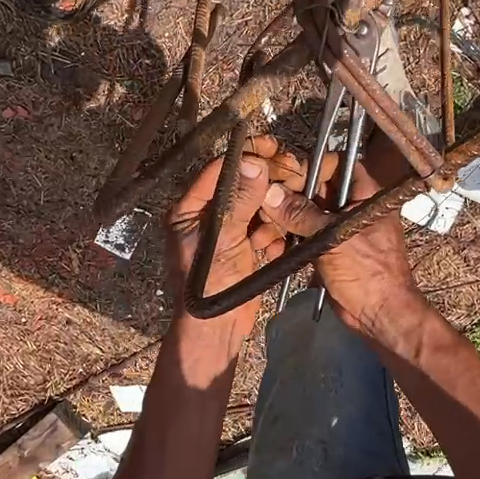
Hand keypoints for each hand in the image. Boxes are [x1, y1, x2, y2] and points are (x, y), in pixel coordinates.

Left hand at [165, 134, 298, 344]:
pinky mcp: (242, 252)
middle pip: (240, 187)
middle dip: (265, 183)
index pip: (218, 171)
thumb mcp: (223, 238)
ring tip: (282, 217)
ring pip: (254, 208)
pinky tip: (277, 244)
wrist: (215, 331)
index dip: (245, 157)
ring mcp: (225, 235)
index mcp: (188, 211)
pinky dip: (273, 235)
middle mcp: (205, 219)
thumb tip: (254, 163)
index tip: (271, 147)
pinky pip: (261, 232)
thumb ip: (239, 200)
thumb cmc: (208, 285)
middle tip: (291, 173)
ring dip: (271, 213)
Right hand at [259, 148, 424, 336]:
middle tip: (263, 208)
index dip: (311, 168)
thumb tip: (270, 193)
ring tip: (261, 235)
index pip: (337, 165)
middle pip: (314, 191)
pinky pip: (304, 238)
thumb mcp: (332, 238)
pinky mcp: (327, 250)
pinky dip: (287, 242)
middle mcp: (352, 208)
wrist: (378, 315)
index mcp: (366, 195)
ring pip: (305, 216)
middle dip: (287, 200)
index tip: (285, 178)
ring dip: (282, 224)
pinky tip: (269, 248)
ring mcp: (339, 230)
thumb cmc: (368, 272)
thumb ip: (300, 214)